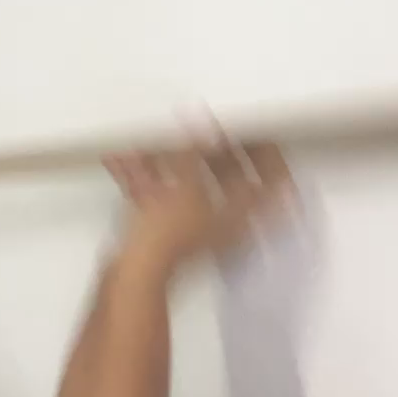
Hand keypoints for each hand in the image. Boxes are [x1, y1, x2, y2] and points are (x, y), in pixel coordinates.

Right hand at [106, 139, 292, 274]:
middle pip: (226, 175)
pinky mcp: (165, 227)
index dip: (263, 147)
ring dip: (164, 160)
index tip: (249, 125)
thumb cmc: (170, 240)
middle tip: (196, 125)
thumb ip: (192, 153)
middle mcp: (229, 219)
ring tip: (149, 137)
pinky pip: (158, 193)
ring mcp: (195, 223)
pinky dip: (142, 176)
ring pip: (185, 182)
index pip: (274, 174)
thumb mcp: (186, 188)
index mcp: (250, 213)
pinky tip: (123, 160)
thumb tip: (200, 125)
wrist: (133, 272)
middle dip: (204, 148)